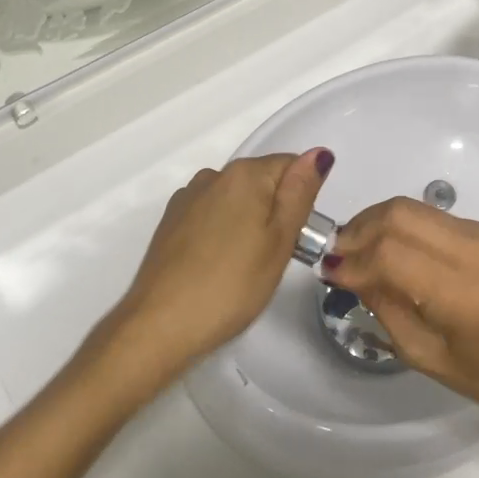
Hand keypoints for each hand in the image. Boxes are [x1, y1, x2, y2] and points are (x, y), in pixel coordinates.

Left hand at [108, 148, 333, 376]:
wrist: (160, 323)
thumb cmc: (232, 285)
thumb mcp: (279, 241)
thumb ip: (300, 192)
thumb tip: (317, 153)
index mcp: (244, 174)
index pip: (291, 165)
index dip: (302, 199)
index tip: (296, 238)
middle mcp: (212, 175)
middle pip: (261, 181)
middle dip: (274, 211)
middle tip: (273, 259)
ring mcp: (187, 198)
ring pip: (233, 200)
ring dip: (246, 222)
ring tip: (244, 268)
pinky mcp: (170, 222)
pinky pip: (209, 215)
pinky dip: (220, 233)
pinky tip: (216, 267)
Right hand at [324, 197, 478, 426]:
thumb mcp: (429, 358)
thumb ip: (386, 310)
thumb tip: (348, 274)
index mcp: (462, 294)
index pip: (392, 255)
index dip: (353, 259)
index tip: (327, 272)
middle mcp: (472, 252)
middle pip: (397, 216)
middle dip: (357, 231)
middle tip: (334, 254)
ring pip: (409, 207)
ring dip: (372, 222)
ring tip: (351, 248)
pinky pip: (425, 214)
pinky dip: (394, 223)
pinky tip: (380, 245)